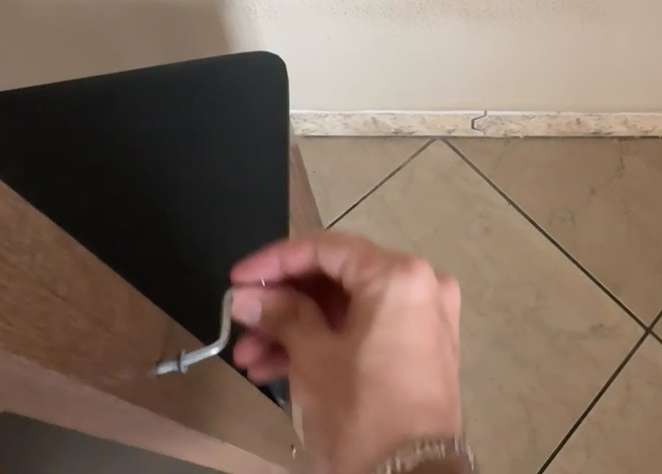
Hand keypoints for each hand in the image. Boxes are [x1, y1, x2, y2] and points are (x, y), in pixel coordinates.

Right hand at [230, 232, 462, 473]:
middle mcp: (420, 281)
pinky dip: (327, 341)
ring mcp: (424, 313)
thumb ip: (280, 316)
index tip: (237, 279)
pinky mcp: (421, 344)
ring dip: (298, 327)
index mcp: (399, 274)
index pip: (328, 249)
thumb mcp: (313, 360)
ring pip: (349, 306)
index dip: (276, 260)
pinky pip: (367, 327)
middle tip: (241, 324)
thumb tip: (245, 295)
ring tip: (249, 359)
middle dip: (284, 302)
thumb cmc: (363, 412)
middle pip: (339, 277)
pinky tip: (278, 367)